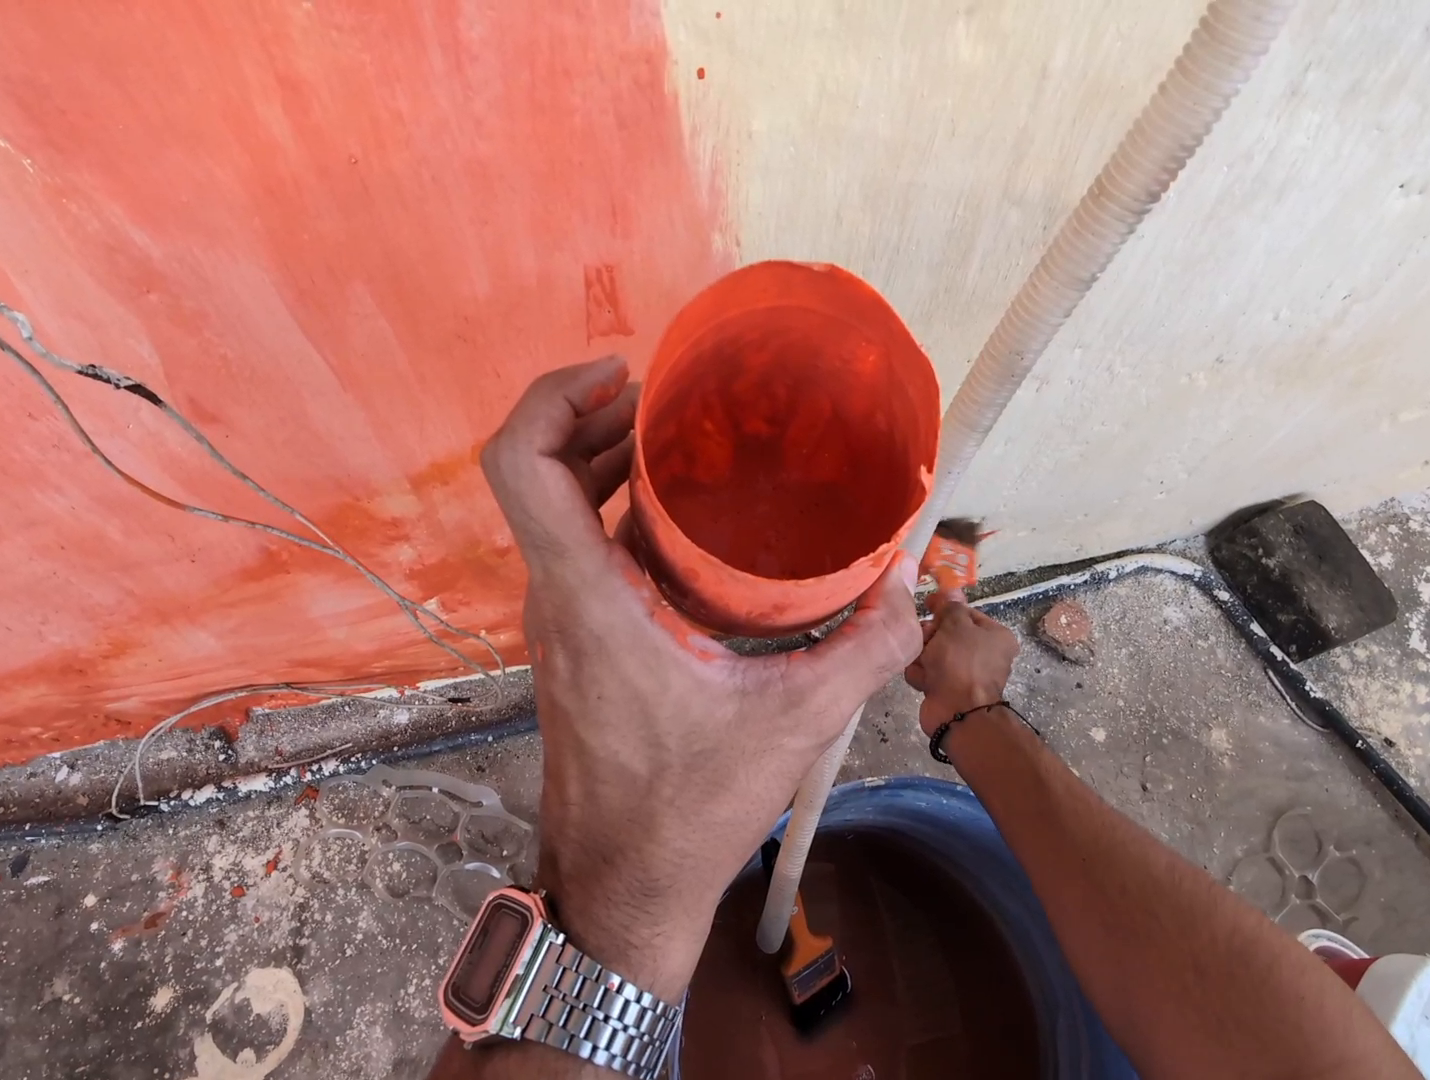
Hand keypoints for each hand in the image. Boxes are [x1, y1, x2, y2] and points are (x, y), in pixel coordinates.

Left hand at [480, 356, 921, 999]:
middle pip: (537, 471)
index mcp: (589, 598)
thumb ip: (865, 648)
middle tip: (670, 398)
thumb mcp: (795, 724)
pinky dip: (610, 508)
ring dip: (599, 459)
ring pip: (554, 509)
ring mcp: (558, 620)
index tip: (620, 376)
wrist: (622, 885)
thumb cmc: (691, 808)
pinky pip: (576, 546)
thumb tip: (908, 584)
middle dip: (593, 416)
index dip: (552, 397)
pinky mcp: (572, 640)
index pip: (521, 466)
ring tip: (677, 438)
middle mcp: (557, 597)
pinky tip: (678, 515)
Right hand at [904, 588, 1020, 735]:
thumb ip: (949, 605)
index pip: (965, 612)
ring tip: (923, 663)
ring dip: (923, 655)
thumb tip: (949, 590)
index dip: (944, 608)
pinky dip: (922, 674)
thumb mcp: (955, 624)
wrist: (957, 711)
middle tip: (924, 639)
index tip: (927, 605)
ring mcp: (966, 674)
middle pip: (946, 632)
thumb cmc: (961, 661)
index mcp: (996, 636)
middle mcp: (985, 654)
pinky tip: (923, 679)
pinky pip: (929, 672)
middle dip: (930, 635)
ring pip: (933, 652)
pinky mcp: (949, 689)